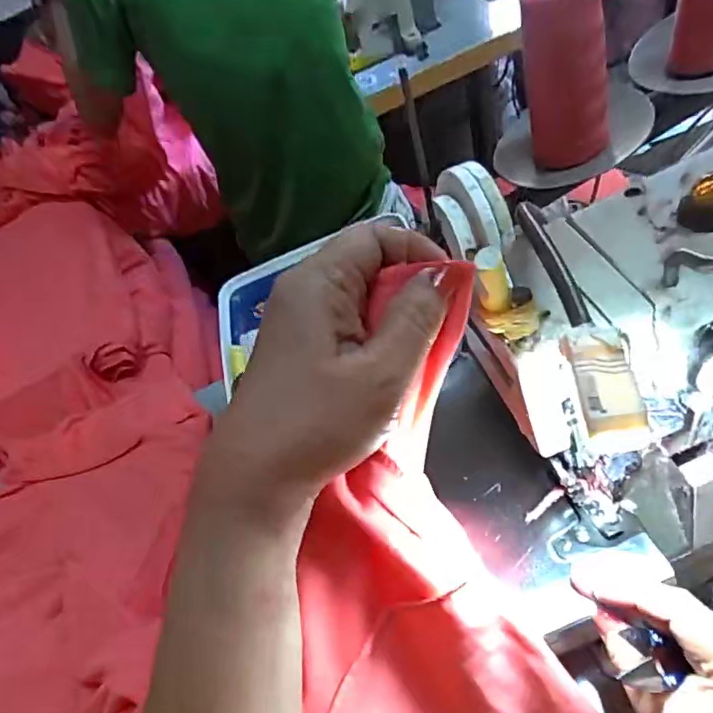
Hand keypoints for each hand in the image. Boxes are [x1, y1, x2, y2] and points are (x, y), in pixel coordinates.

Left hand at [203, 222, 447, 521]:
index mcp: (319, 282)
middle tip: (437, 336)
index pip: (377, 235)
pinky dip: (376, 345)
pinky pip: (349, 331)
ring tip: (415, 362)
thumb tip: (443, 274)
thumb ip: (417, 319)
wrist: (259, 477)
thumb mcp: (382, 373)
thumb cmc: (321, 424)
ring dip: (397, 326)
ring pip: (362, 303)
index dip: (421, 252)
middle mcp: (304, 292)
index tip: (453, 290)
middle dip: (412, 295)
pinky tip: (388, 378)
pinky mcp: (301, 352)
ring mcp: (299, 323)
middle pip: (370, 267)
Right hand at [573, 560, 712, 712]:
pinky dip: (653, 615)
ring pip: (677, 605)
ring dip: (637, 601)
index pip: (673, 608)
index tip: (586, 583)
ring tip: (597, 594)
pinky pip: (684, 617)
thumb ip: (632, 665)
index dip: (626, 591)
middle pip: (674, 600)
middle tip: (583, 580)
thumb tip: (605, 619)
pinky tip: (627, 613)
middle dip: (625, 590)